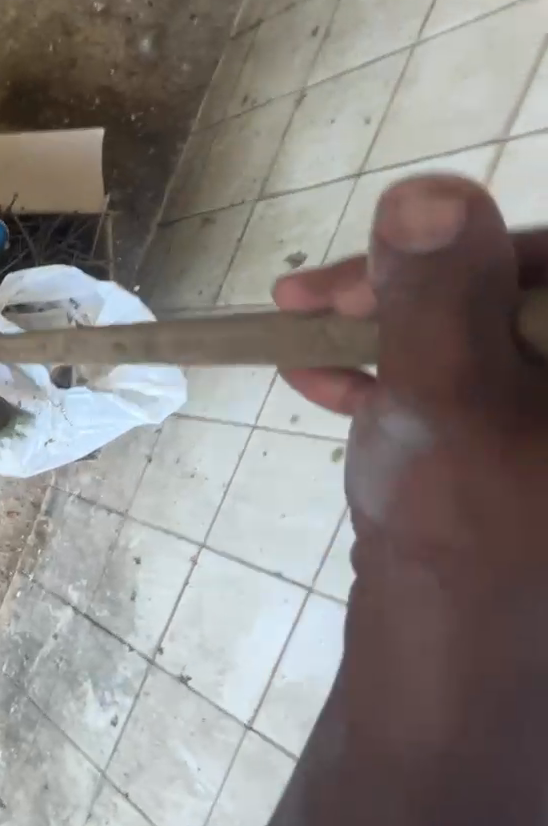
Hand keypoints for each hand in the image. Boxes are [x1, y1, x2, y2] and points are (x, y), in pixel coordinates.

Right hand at [272, 176, 547, 741]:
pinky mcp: (532, 445)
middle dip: (407, 291)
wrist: (459, 640)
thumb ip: (438, 294)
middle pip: (518, 295)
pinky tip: (328, 383)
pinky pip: (477, 383)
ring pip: (487, 337)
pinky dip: (401, 373)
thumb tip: (427, 186)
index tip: (351, 277)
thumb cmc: (465, 522)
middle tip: (306, 302)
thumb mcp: (444, 397)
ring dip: (390, 330)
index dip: (458, 251)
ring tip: (300, 342)